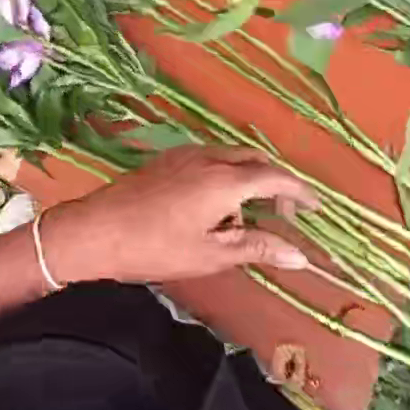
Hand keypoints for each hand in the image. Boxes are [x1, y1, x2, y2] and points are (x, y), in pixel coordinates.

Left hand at [40, 146, 317, 284]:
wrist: (95, 230)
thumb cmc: (155, 247)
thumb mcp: (210, 254)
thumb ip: (256, 247)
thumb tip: (300, 254)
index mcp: (223, 180)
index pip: (274, 177)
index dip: (299, 191)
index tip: (315, 207)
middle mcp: (206, 158)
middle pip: (253, 159)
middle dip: (274, 181)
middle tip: (284, 212)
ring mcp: (182, 156)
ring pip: (229, 157)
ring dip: (246, 179)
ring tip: (242, 219)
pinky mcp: (164, 160)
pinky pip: (207, 159)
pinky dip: (223, 176)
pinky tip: (211, 207)